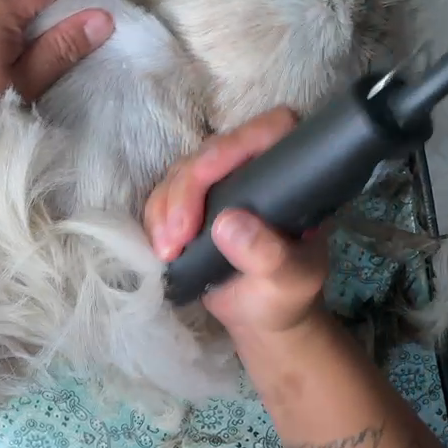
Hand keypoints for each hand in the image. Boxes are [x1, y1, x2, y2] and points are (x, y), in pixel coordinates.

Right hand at [142, 108, 328, 341]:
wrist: (259, 316)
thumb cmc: (285, 295)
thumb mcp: (288, 280)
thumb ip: (268, 254)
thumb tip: (228, 224)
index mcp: (291, 175)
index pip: (269, 131)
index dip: (236, 143)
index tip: (208, 176)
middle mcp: (253, 170)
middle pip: (211, 153)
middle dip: (186, 191)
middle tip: (179, 238)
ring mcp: (218, 186)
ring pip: (179, 174)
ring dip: (165, 209)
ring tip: (168, 252)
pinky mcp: (190, 204)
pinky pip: (161, 198)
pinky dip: (155, 221)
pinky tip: (162, 250)